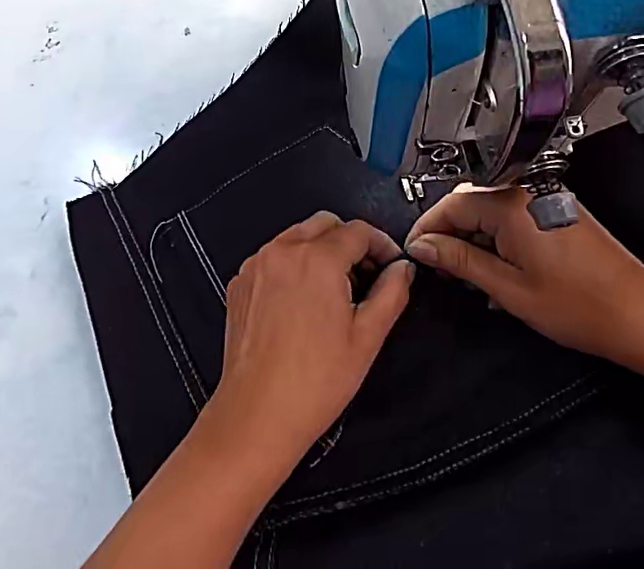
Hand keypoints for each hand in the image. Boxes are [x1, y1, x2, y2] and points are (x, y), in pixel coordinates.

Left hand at [206, 211, 413, 461]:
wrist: (256, 419)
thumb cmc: (309, 385)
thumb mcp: (368, 336)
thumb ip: (393, 291)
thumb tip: (402, 269)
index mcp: (317, 260)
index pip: (359, 230)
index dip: (382, 244)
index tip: (390, 262)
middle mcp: (283, 254)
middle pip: (327, 223)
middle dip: (351, 242)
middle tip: (367, 273)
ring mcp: (258, 267)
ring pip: (299, 235)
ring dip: (322, 250)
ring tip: (336, 291)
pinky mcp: (241, 284)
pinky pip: (275, 256)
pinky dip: (294, 265)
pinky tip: (305, 301)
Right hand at [404, 187, 643, 376]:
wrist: (640, 313)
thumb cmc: (582, 306)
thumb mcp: (508, 289)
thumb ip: (461, 261)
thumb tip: (426, 246)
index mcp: (512, 204)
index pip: (451, 204)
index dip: (428, 230)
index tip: (415, 253)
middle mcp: (528, 191)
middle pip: (470, 202)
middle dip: (450, 234)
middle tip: (440, 270)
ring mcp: (546, 198)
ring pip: (491, 210)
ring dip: (474, 237)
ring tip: (471, 277)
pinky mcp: (558, 209)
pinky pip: (513, 215)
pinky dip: (497, 237)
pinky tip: (498, 269)